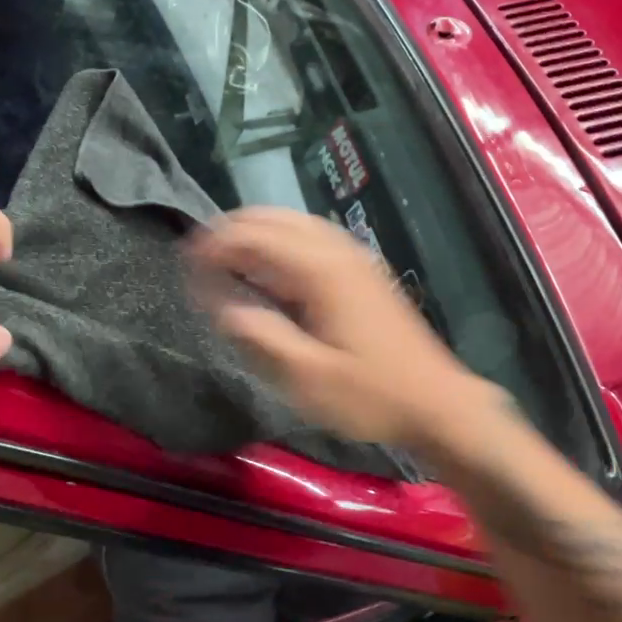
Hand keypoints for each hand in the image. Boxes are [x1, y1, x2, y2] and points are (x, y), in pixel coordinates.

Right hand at [190, 207, 500, 447]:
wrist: (436, 402)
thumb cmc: (370, 395)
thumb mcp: (309, 379)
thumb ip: (263, 338)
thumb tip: (222, 307)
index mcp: (321, 273)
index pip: (257, 239)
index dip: (216, 245)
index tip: (186, 260)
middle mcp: (337, 253)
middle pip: (276, 219)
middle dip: (233, 228)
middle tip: (199, 250)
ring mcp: (354, 258)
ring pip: (296, 222)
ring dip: (258, 228)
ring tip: (226, 248)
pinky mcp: (363, 270)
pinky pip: (314, 235)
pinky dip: (283, 236)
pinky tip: (272, 259)